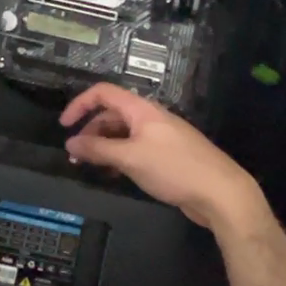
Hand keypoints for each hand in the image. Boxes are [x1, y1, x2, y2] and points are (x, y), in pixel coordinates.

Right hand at [60, 84, 267, 232]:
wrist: (221, 193)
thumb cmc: (174, 168)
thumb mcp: (130, 158)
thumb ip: (98, 149)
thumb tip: (70, 143)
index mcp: (141, 109)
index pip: (103, 93)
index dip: (80, 104)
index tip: (64, 125)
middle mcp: (150, 117)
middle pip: (112, 115)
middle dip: (90, 131)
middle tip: (76, 155)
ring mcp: (160, 136)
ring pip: (123, 134)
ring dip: (104, 147)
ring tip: (91, 167)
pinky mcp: (168, 156)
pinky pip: (136, 149)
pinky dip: (120, 157)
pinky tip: (114, 174)